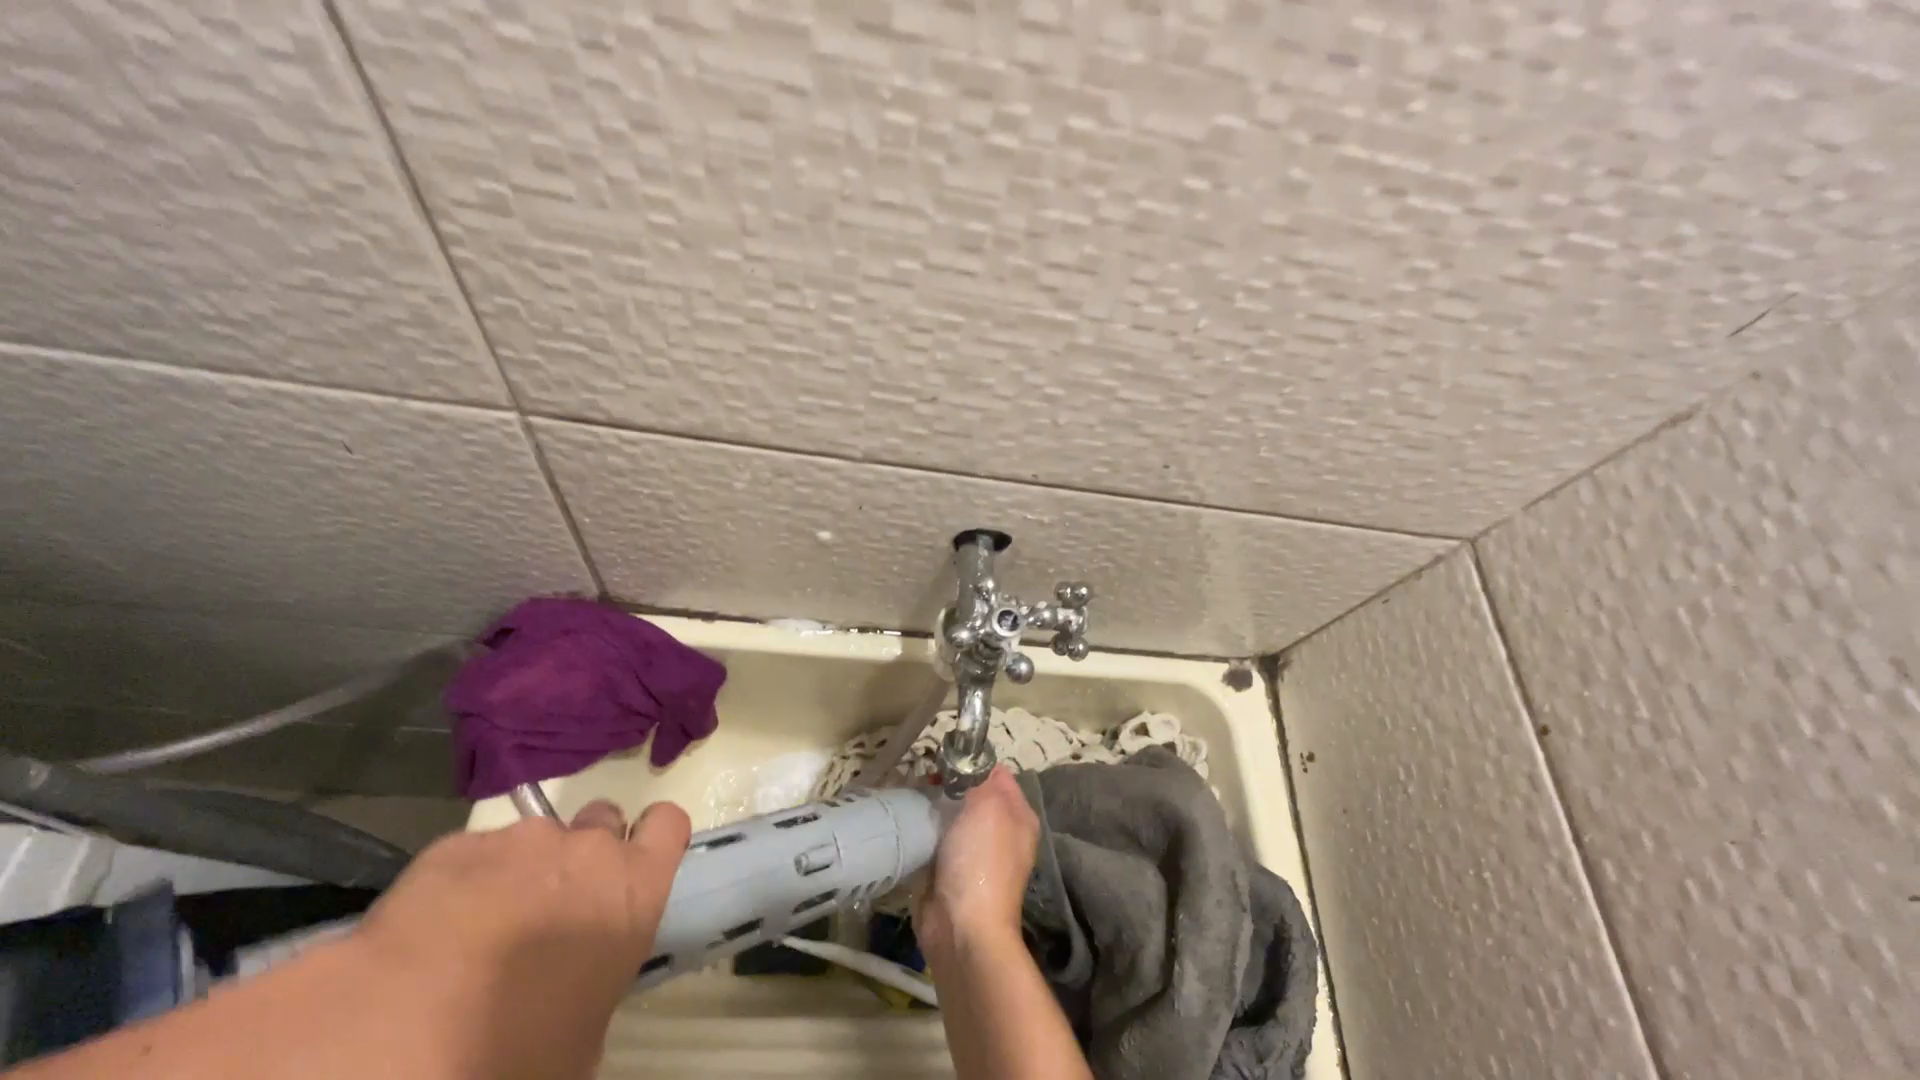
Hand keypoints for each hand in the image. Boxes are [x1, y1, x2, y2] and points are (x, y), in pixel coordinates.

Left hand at [349, 799, 690, 1079]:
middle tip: (553, 901)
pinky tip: (435, 926)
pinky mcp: (454, 845)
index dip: (650, 839)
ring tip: (480, 922)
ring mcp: (518, 839)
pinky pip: (473, 853)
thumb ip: (599, 974)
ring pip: (532, 838)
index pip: (669, 823)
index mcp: (634, 889)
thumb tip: (576, 983)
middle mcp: (585, 849)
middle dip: (582, 852)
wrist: (403, 1034)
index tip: (633, 863)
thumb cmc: (521, 1047)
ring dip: (520, 869)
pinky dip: (463, 879)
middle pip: (602, 819)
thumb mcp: (587, 1031)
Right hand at [915, 767, 1038, 953]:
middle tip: (922, 776)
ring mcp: (972, 854)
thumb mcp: (989, 806)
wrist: (961, 926)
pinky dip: (920, 831)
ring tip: (910, 794)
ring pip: (948, 815)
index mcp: (1018, 816)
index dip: (973, 761)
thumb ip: (982, 779)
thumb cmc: (981, 860)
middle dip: (947, 783)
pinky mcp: (946, 871)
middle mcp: (999, 832)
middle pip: (971, 794)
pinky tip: (905, 821)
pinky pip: (932, 839)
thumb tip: (972, 764)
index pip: (997, 774)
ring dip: (930, 807)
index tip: (945, 755)